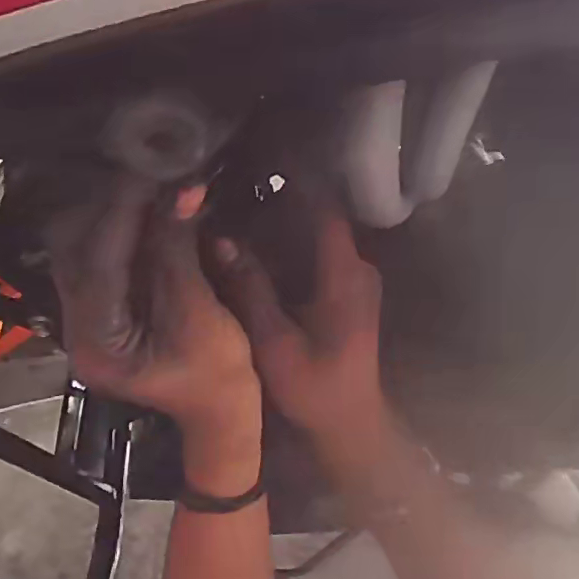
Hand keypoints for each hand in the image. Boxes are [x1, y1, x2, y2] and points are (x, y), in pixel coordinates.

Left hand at [46, 174, 260, 456]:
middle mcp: (78, 332)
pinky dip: (122, 234)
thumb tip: (180, 193)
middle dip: (113, 211)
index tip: (146, 176)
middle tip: (149, 178)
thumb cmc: (218, 380)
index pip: (99, 265)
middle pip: (79, 253)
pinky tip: (146, 214)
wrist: (222, 415)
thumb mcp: (201, 315)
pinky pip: (100, 260)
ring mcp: (86, 322)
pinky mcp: (102, 313)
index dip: (122, 215)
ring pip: (84, 251)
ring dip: (115, 218)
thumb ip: (180, 252)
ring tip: (150, 190)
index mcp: (98, 345)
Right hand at [212, 199, 389, 448]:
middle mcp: (357, 268)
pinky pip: (319, 251)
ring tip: (242, 200)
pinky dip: (292, 240)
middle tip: (238, 178)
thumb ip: (251, 289)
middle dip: (283, 195)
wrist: (349, 422)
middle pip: (321, 215)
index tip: (262, 156)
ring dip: (286, 217)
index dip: (297, 179)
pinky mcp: (348, 292)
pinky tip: (259, 240)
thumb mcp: (275, 342)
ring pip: (319, 232)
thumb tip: (221, 240)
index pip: (325, 208)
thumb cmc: (315, 387)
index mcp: (345, 275)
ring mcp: (355, 280)